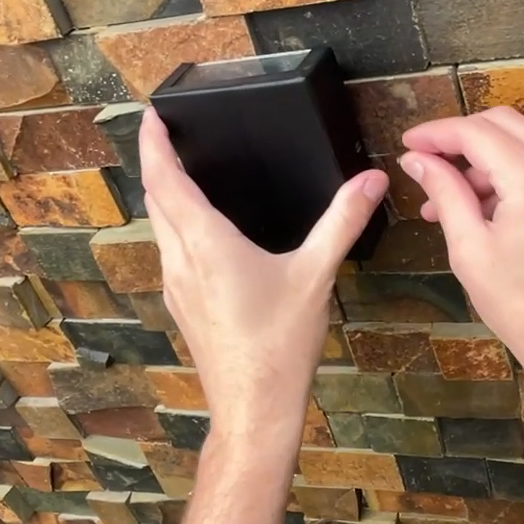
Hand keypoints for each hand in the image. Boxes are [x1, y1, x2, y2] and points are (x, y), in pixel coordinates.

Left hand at [138, 109, 387, 446]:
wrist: (253, 407)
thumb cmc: (280, 343)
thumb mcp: (316, 275)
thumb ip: (342, 222)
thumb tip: (371, 181)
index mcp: (207, 244)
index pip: (166, 181)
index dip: (155, 144)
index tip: (152, 115)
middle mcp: (181, 260)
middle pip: (155, 199)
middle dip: (156, 162)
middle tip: (166, 135)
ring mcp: (177, 286)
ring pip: (159, 227)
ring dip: (163, 195)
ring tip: (181, 174)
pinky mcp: (183, 305)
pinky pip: (170, 252)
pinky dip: (175, 225)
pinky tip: (201, 234)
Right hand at [399, 107, 523, 398]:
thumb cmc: (519, 306)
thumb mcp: (469, 248)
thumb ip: (444, 192)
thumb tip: (416, 160)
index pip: (477, 133)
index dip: (437, 133)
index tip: (408, 145)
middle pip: (503, 122)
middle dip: (460, 137)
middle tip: (425, 162)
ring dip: (484, 156)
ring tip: (448, 197)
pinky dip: (510, 170)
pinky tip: (482, 204)